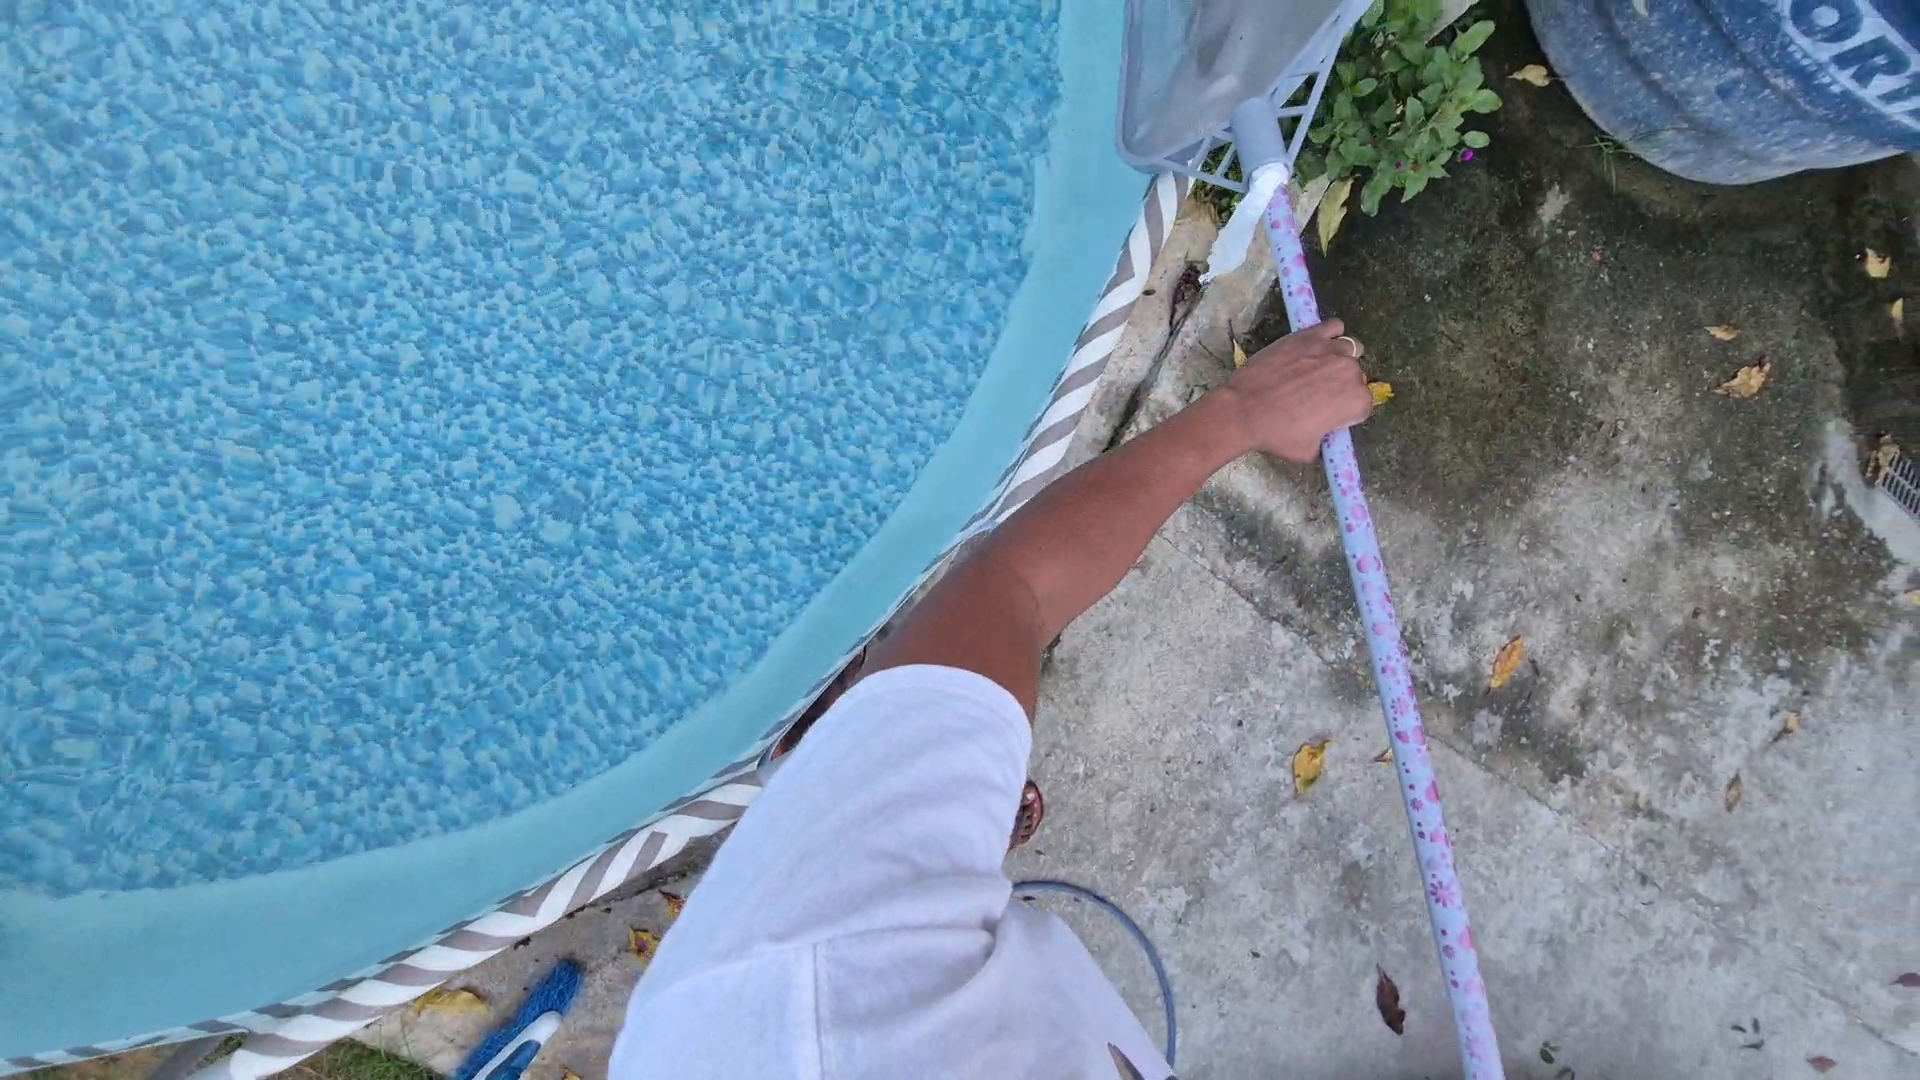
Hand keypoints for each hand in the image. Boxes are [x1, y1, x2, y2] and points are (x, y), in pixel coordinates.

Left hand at [1212, 319, 1372, 463]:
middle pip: (1355, 376)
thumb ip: (1326, 441)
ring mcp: (1331, 350)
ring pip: (1348, 349)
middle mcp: (1351, 372)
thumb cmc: (1276, 434)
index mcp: (1356, 400)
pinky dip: (1329, 334)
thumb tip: (1325, 434)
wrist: (1244, 410)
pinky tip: (1316, 345)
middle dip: (1339, 385)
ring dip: (1337, 358)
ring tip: (1315, 369)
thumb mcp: (1308, 451)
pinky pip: (1333, 327)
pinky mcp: (1310, 336)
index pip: (1362, 404)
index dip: (1344, 412)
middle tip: (1314, 394)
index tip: (1327, 415)